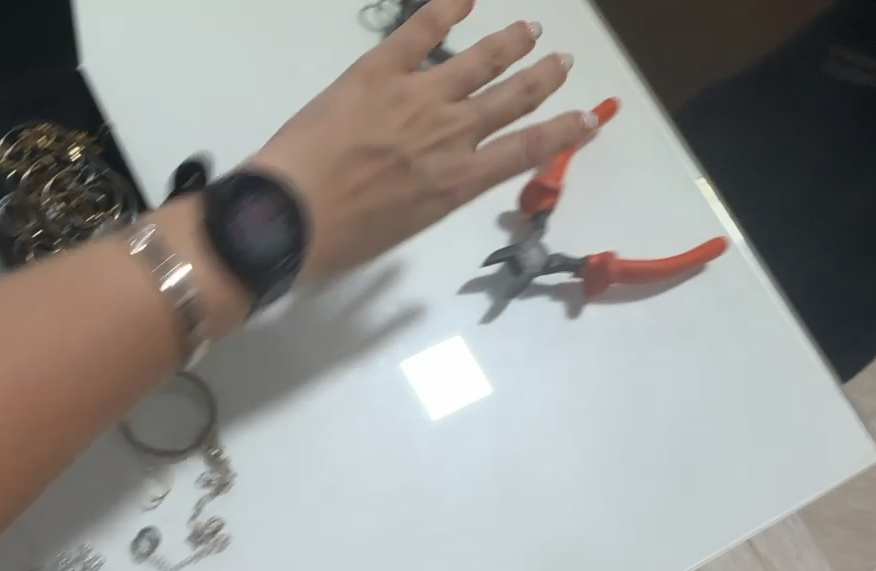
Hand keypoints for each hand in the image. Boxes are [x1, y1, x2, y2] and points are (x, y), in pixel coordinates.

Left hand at [251, 0, 594, 279]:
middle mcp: (449, 135)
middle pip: (511, 100)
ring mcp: (418, 96)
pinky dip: (446, 6)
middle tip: (559, 65)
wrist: (288, 217)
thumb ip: (429, 200)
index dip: (562, 134)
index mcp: (455, 185)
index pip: (524, 152)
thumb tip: (438, 180)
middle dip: (541, 82)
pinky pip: (421, 29)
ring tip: (530, 30)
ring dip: (510, 43)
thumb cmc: (337, 243)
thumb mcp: (399, 233)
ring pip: (480, 60)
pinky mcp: (379, 70)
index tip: (587, 121)